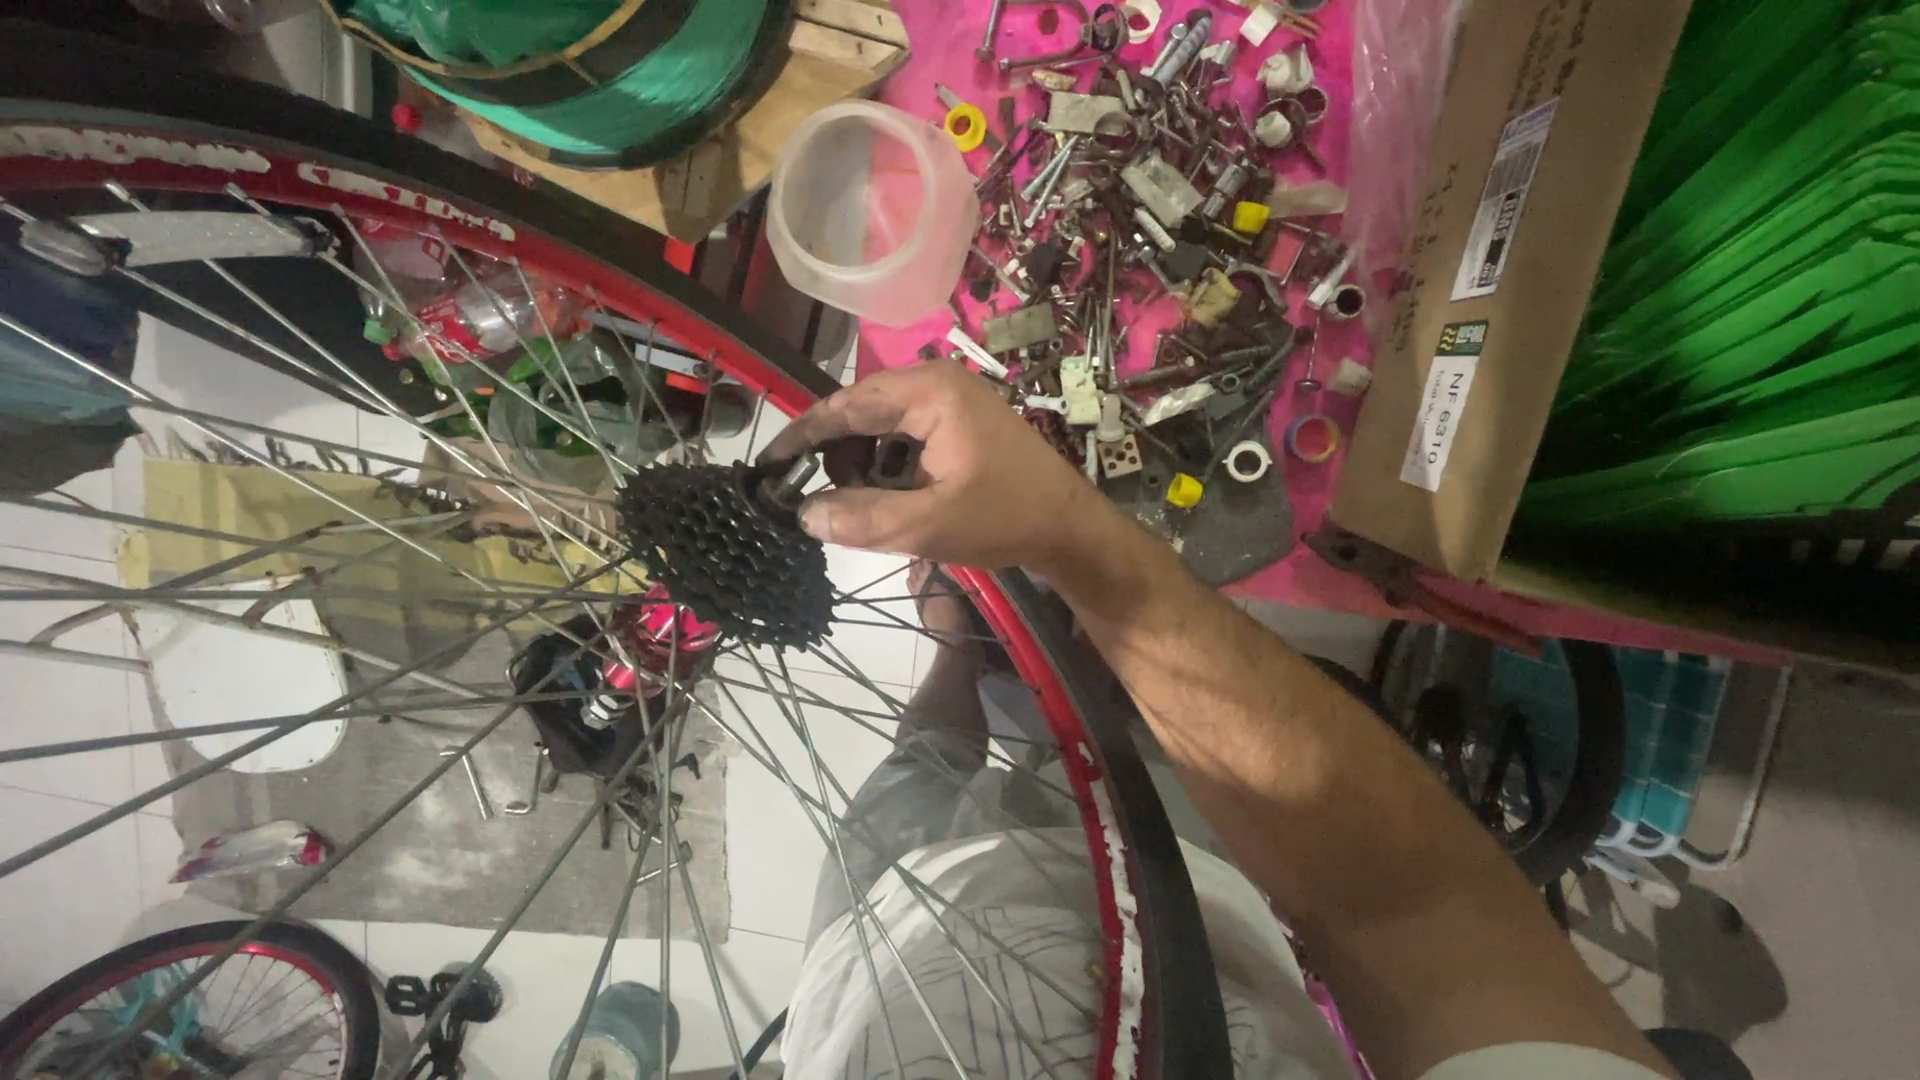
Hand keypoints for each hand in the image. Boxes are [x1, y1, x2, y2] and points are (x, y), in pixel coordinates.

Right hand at [760, 360, 1109, 570]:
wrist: (1071, 528)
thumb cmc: (1005, 518)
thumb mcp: (928, 525)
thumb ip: (861, 519)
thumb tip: (804, 514)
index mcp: (929, 392)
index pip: (846, 405)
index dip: (803, 436)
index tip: (767, 465)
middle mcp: (937, 384)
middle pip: (862, 413)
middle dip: (838, 457)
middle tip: (824, 500)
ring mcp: (953, 402)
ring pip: (883, 428)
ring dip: (865, 465)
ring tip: (870, 507)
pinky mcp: (961, 424)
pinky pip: (907, 439)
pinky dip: (891, 468)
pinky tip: (898, 500)